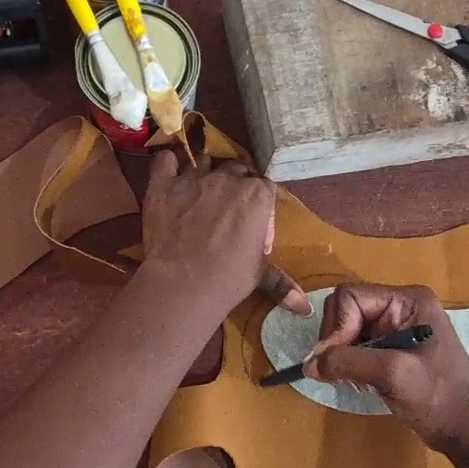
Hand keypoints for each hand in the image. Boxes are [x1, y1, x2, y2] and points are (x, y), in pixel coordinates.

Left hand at [143, 150, 308, 316]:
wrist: (183, 283)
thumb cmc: (228, 279)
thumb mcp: (259, 277)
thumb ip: (281, 282)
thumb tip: (305, 307)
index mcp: (257, 195)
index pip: (264, 187)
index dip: (259, 204)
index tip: (252, 225)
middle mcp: (227, 179)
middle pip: (235, 171)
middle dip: (234, 186)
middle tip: (226, 212)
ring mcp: (193, 179)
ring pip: (203, 162)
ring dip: (204, 173)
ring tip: (200, 194)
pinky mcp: (163, 185)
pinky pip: (165, 160)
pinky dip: (168, 163)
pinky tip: (169, 173)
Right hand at [304, 283, 468, 453]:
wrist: (467, 431)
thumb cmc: (439, 398)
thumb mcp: (393, 374)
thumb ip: (348, 362)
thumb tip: (309, 363)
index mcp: (409, 300)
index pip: (351, 297)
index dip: (336, 326)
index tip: (334, 360)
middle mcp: (401, 306)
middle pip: (346, 309)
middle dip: (336, 340)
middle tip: (339, 372)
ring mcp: (396, 327)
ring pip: (347, 328)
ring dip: (341, 354)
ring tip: (353, 381)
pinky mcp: (392, 347)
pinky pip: (356, 345)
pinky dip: (349, 363)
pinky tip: (359, 383)